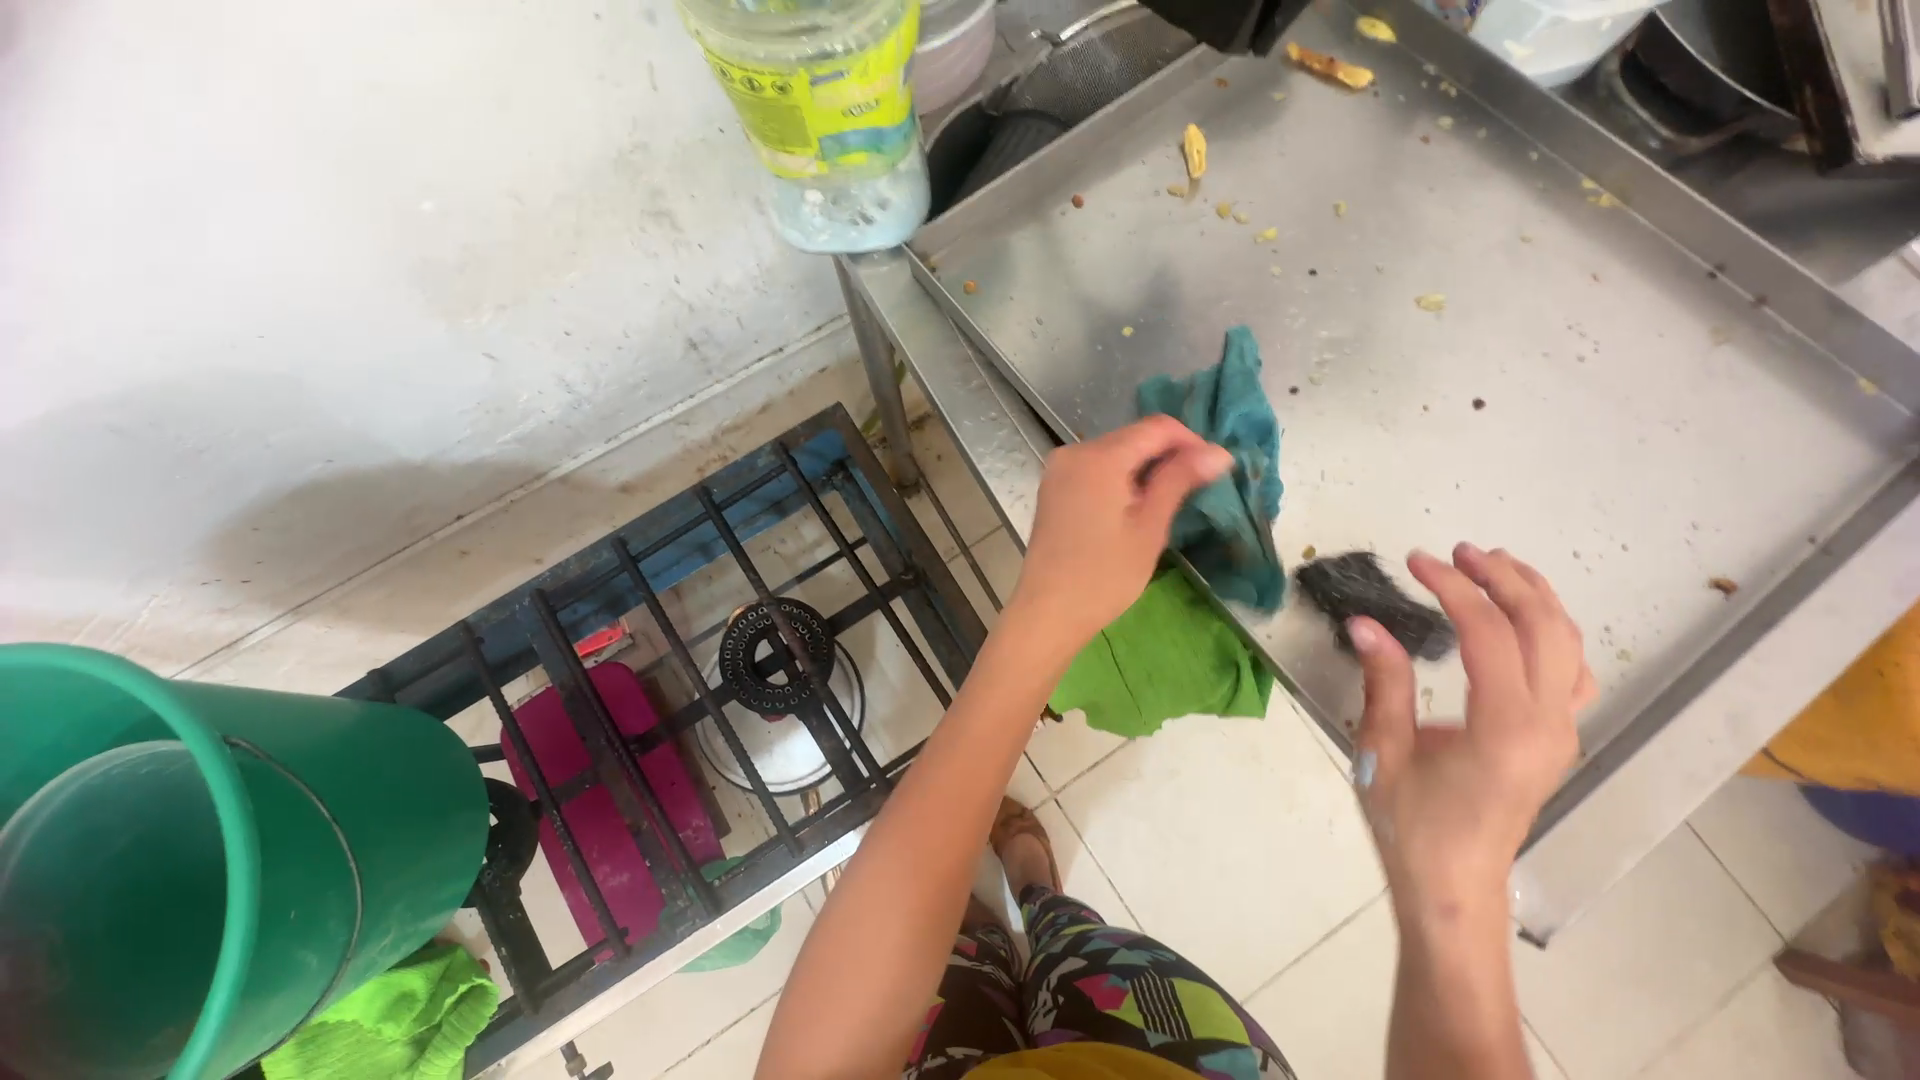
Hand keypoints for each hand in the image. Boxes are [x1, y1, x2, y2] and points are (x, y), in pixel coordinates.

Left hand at [1006, 415, 1231, 651]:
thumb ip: (1180, 480)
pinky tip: (1134, 508)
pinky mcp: (1053, 488)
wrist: (1048, 611)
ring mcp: (1059, 469)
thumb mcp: (1150, 527)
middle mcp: (1073, 452)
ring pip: (1115, 453)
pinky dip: (1120, 479)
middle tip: (1196, 490)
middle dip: (1168, 456)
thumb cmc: (1104, 575)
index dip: (1191, 441)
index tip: (1215, 469)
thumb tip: (1219, 452)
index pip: (1157, 427)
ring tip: (1167, 503)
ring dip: (1145, 469)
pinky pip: (1096, 469)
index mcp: (1099, 456)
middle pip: (1134, 437)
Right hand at [1350, 545, 1595, 923]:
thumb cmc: (1411, 823)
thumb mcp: (1385, 750)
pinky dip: (1552, 633)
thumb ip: (1385, 681)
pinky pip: (1573, 673)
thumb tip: (1364, 623)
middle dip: (1502, 579)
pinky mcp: (1557, 738)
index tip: (1416, 562)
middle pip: (1544, 627)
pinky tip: (1524, 623)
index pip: (1488, 633)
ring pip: (1569, 645)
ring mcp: (1562, 731)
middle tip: (1458, 552)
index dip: (1452, 588)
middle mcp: (1548, 722)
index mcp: (1504, 726)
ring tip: (1494, 566)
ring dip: (1534, 598)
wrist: (1454, 884)